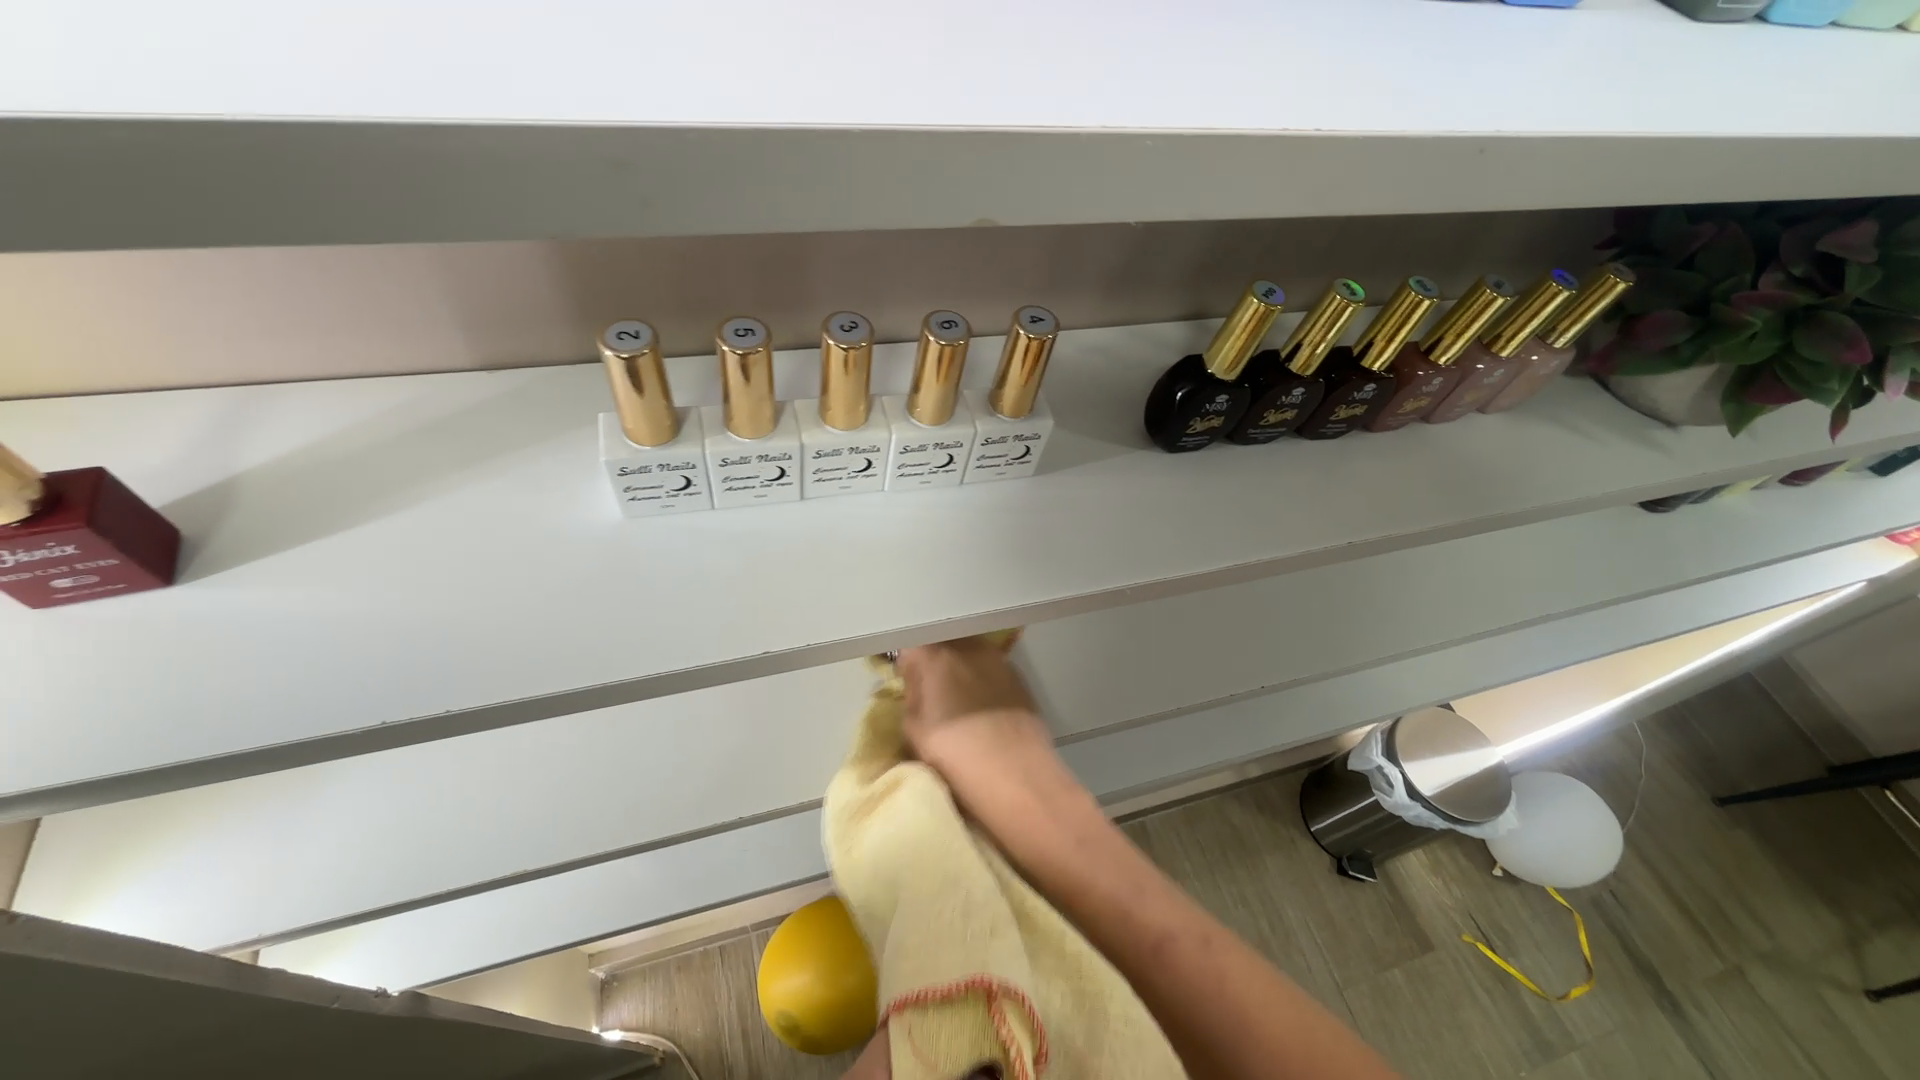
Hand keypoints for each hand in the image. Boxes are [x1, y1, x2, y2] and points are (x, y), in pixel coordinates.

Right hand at [895, 640, 1070, 806]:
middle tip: (934, 693)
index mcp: (932, 656)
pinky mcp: (1019, 676)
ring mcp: (997, 659)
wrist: (1014, 772)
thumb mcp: (913, 730)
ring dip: (962, 670)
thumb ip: (911, 696)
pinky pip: (992, 671)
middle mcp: (966, 647)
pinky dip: (985, 682)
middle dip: (936, 663)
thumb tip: (917, 683)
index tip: (909, 686)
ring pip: (970, 655)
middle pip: (943, 645)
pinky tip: (987, 709)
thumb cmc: (953, 753)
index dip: (908, 667)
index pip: (910, 648)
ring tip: (962, 702)